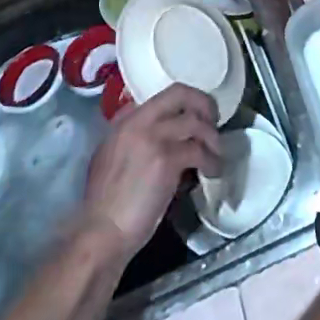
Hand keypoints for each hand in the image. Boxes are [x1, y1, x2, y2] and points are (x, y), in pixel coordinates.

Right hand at [76, 86, 220, 261]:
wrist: (103, 225)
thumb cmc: (104, 200)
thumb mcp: (109, 156)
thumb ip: (129, 139)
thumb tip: (154, 138)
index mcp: (124, 121)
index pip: (158, 96)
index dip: (181, 104)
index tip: (191, 117)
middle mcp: (139, 121)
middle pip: (179, 94)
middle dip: (202, 103)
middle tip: (212, 121)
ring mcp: (154, 137)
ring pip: (195, 122)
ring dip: (212, 137)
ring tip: (216, 153)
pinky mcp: (168, 160)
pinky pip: (199, 151)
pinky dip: (212, 161)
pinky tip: (213, 172)